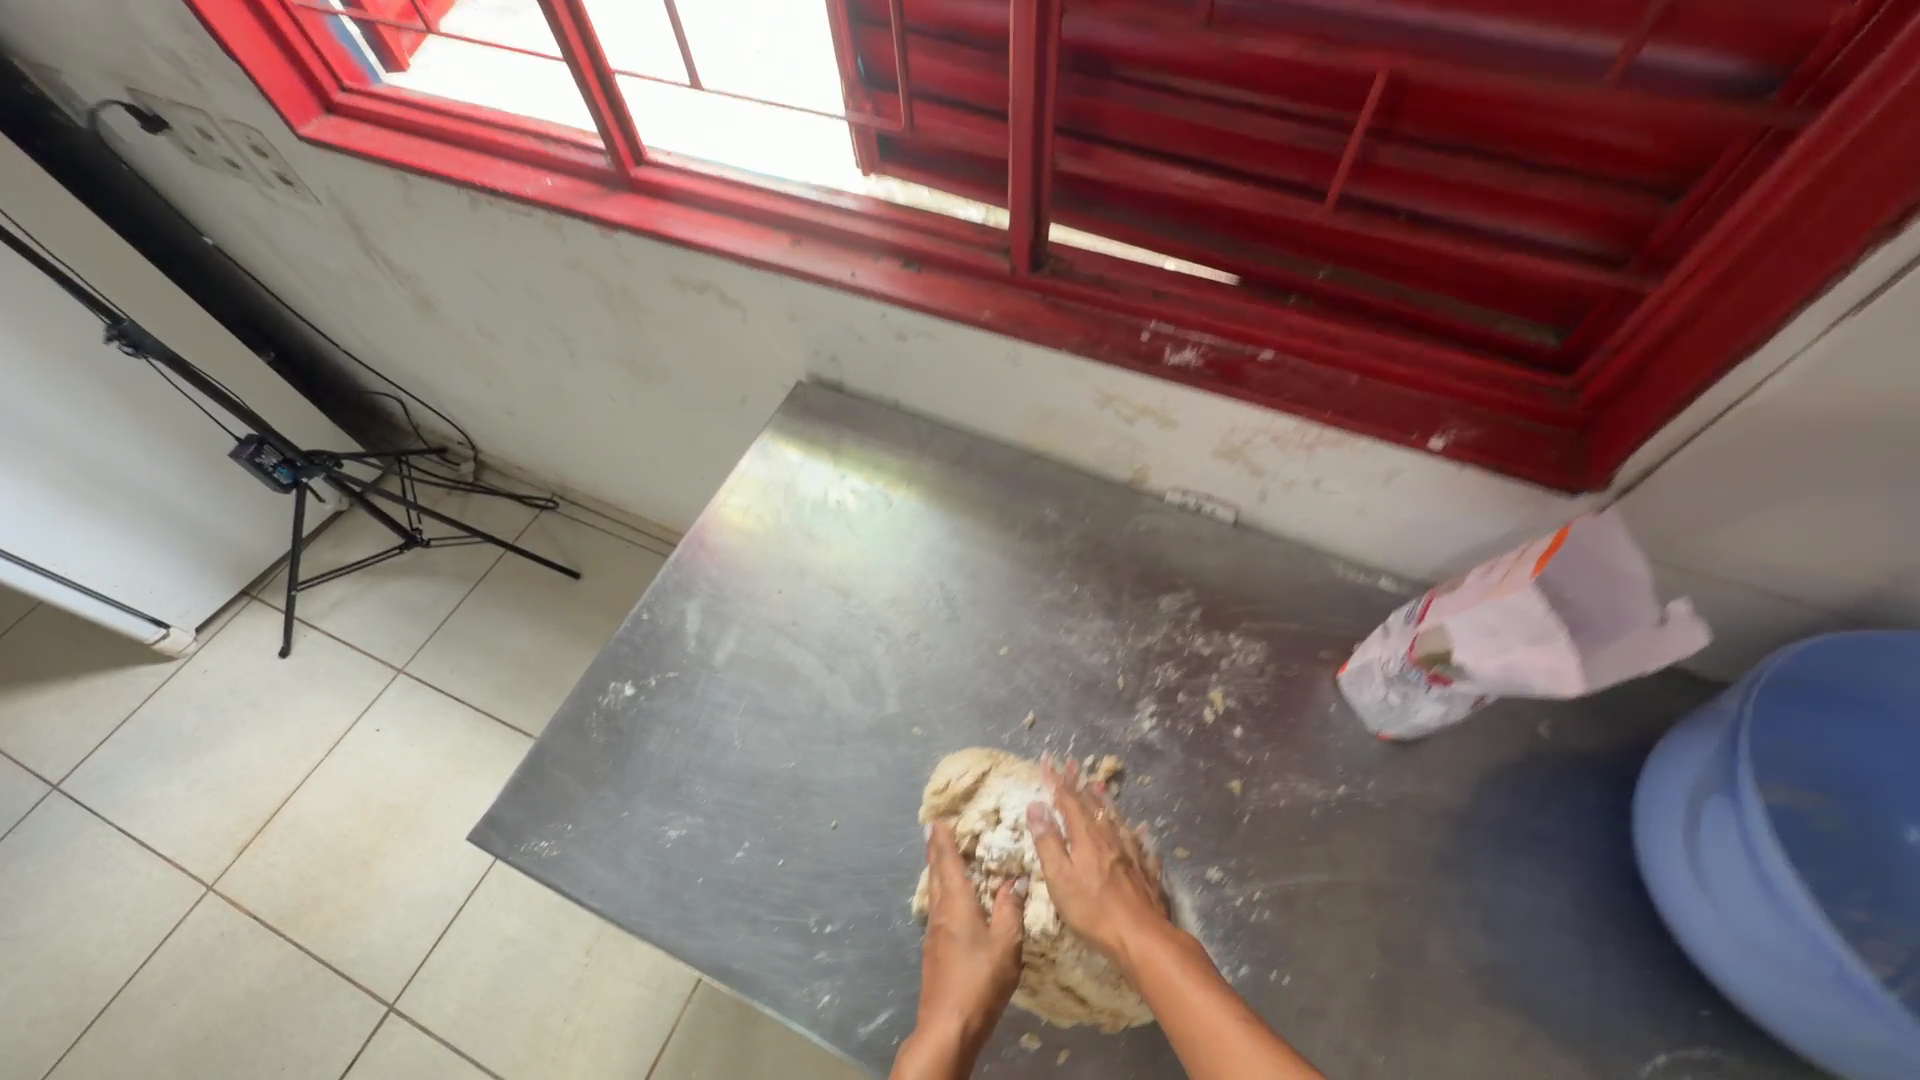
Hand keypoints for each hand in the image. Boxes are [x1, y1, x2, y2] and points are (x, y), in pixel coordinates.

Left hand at [916, 822, 1025, 1045]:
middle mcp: (940, 913)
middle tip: (937, 833)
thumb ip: (1010, 910)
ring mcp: (934, 934)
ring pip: (935, 893)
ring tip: (946, 861)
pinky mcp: (934, 952)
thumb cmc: (980, 980)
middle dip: (937, 852)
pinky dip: (944, 894)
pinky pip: (939, 910)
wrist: (948, 1026)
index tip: (935, 820)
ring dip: (939, 873)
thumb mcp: (1006, 944)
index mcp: (956, 904)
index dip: (942, 840)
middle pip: (936, 875)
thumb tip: (1013, 881)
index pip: (947, 862)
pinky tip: (953, 903)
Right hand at [1027, 755, 1169, 965]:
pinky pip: (1141, 844)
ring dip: (1105, 801)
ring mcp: (1132, 854)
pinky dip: (1137, 833)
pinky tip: (1141, 830)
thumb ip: (1048, 841)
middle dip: (1079, 784)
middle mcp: (1110, 838)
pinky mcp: (1147, 872)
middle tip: (1072, 765)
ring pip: (1116, 820)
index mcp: (1086, 837)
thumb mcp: (1059, 878)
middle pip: (1092, 805)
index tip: (1047, 760)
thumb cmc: (1093, 910)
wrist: (1142, 937)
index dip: (1056, 781)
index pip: (1067, 801)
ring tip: (1100, 786)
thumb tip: (1036, 806)